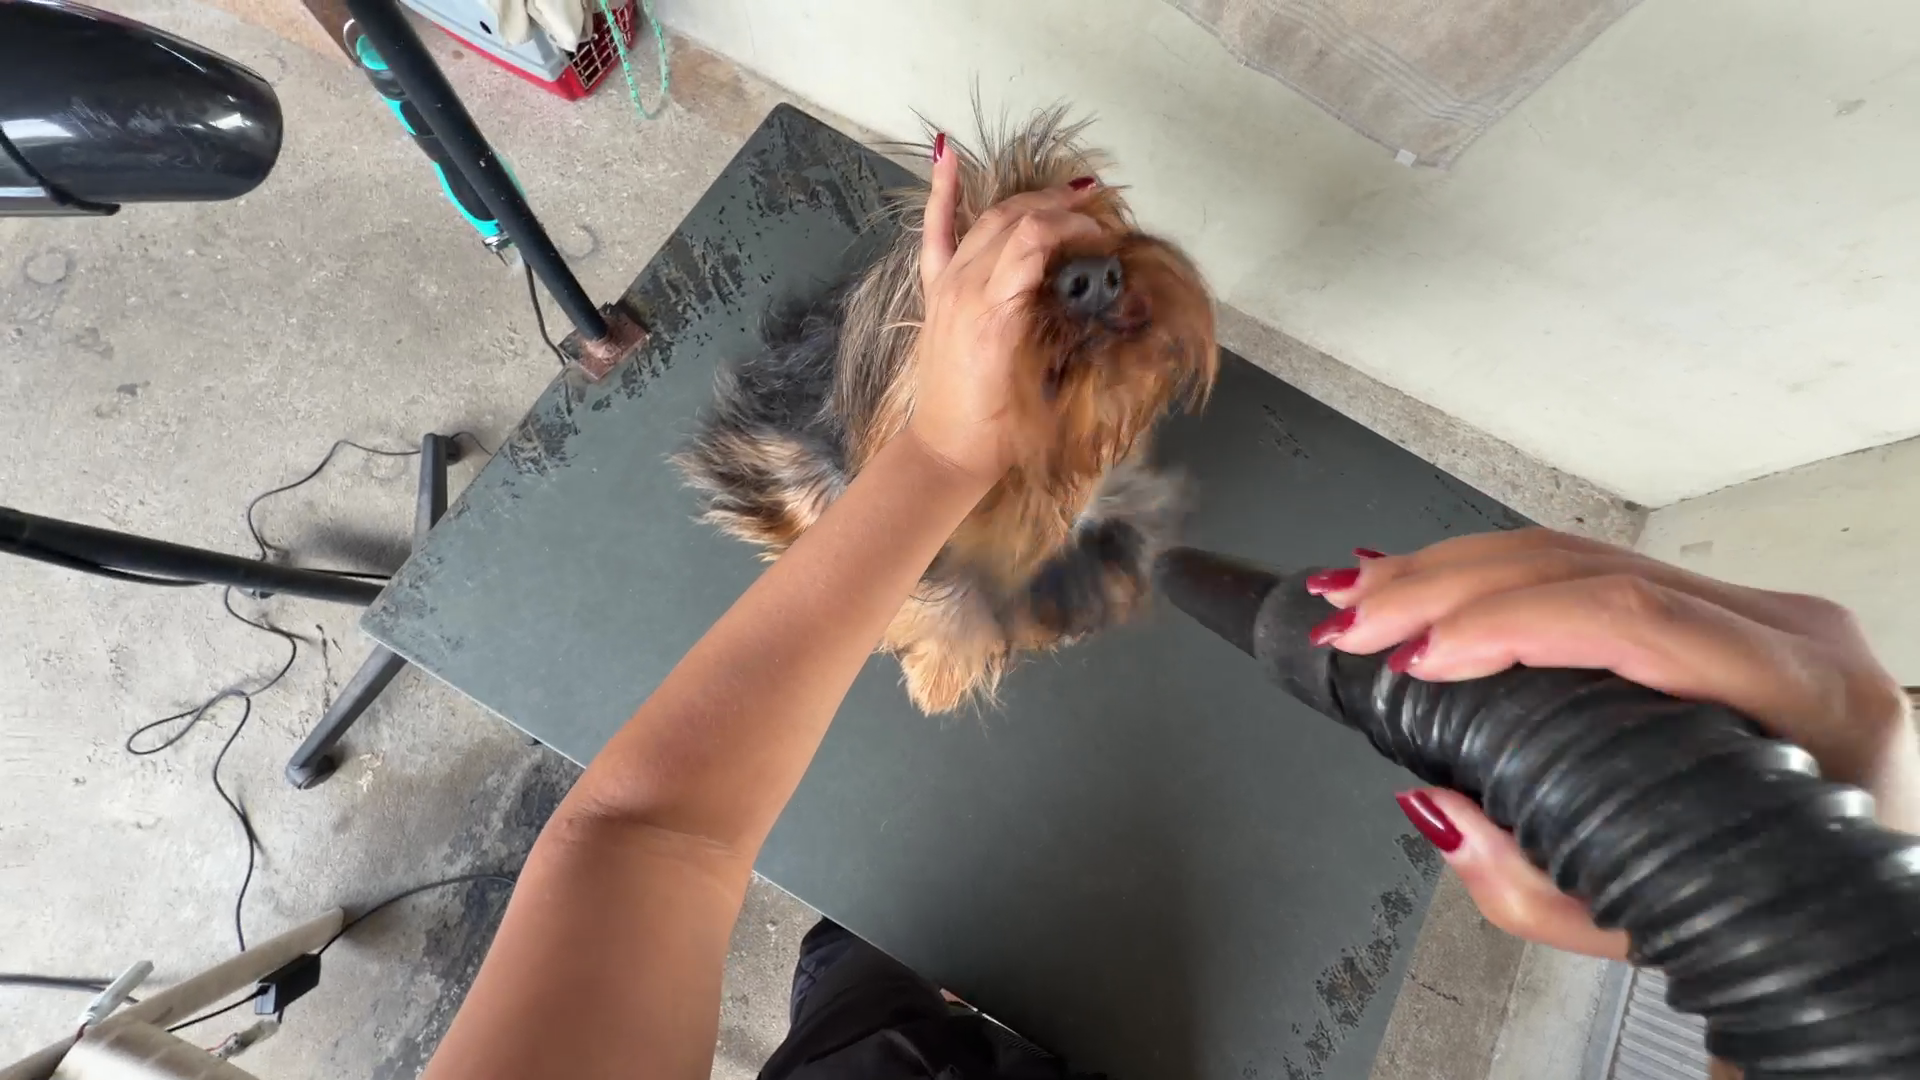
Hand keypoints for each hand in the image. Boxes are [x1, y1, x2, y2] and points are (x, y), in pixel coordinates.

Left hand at [905, 136, 1102, 484]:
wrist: (945, 450)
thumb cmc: (997, 432)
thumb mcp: (1044, 387)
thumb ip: (1068, 335)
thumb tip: (1097, 296)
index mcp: (994, 311)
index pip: (1038, 238)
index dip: (1078, 227)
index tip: (1107, 238)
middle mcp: (965, 288)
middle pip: (1016, 220)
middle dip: (1061, 208)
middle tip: (1096, 215)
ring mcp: (945, 287)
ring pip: (988, 220)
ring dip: (1028, 200)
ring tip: (1064, 196)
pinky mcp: (934, 294)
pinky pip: (935, 233)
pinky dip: (942, 193)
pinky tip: (947, 154)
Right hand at [1314, 528, 1917, 957]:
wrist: (1852, 876)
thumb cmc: (1762, 893)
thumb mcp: (1644, 917)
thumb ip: (1527, 883)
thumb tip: (1430, 805)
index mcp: (1796, 697)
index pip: (1625, 619)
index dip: (1501, 625)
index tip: (1416, 661)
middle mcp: (1769, 629)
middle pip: (1570, 568)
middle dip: (1435, 590)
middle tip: (1351, 626)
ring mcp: (1729, 602)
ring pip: (1555, 548)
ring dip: (1435, 569)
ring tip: (1356, 598)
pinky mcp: (1687, 595)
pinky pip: (1559, 557)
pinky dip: (1466, 565)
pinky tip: (1404, 576)